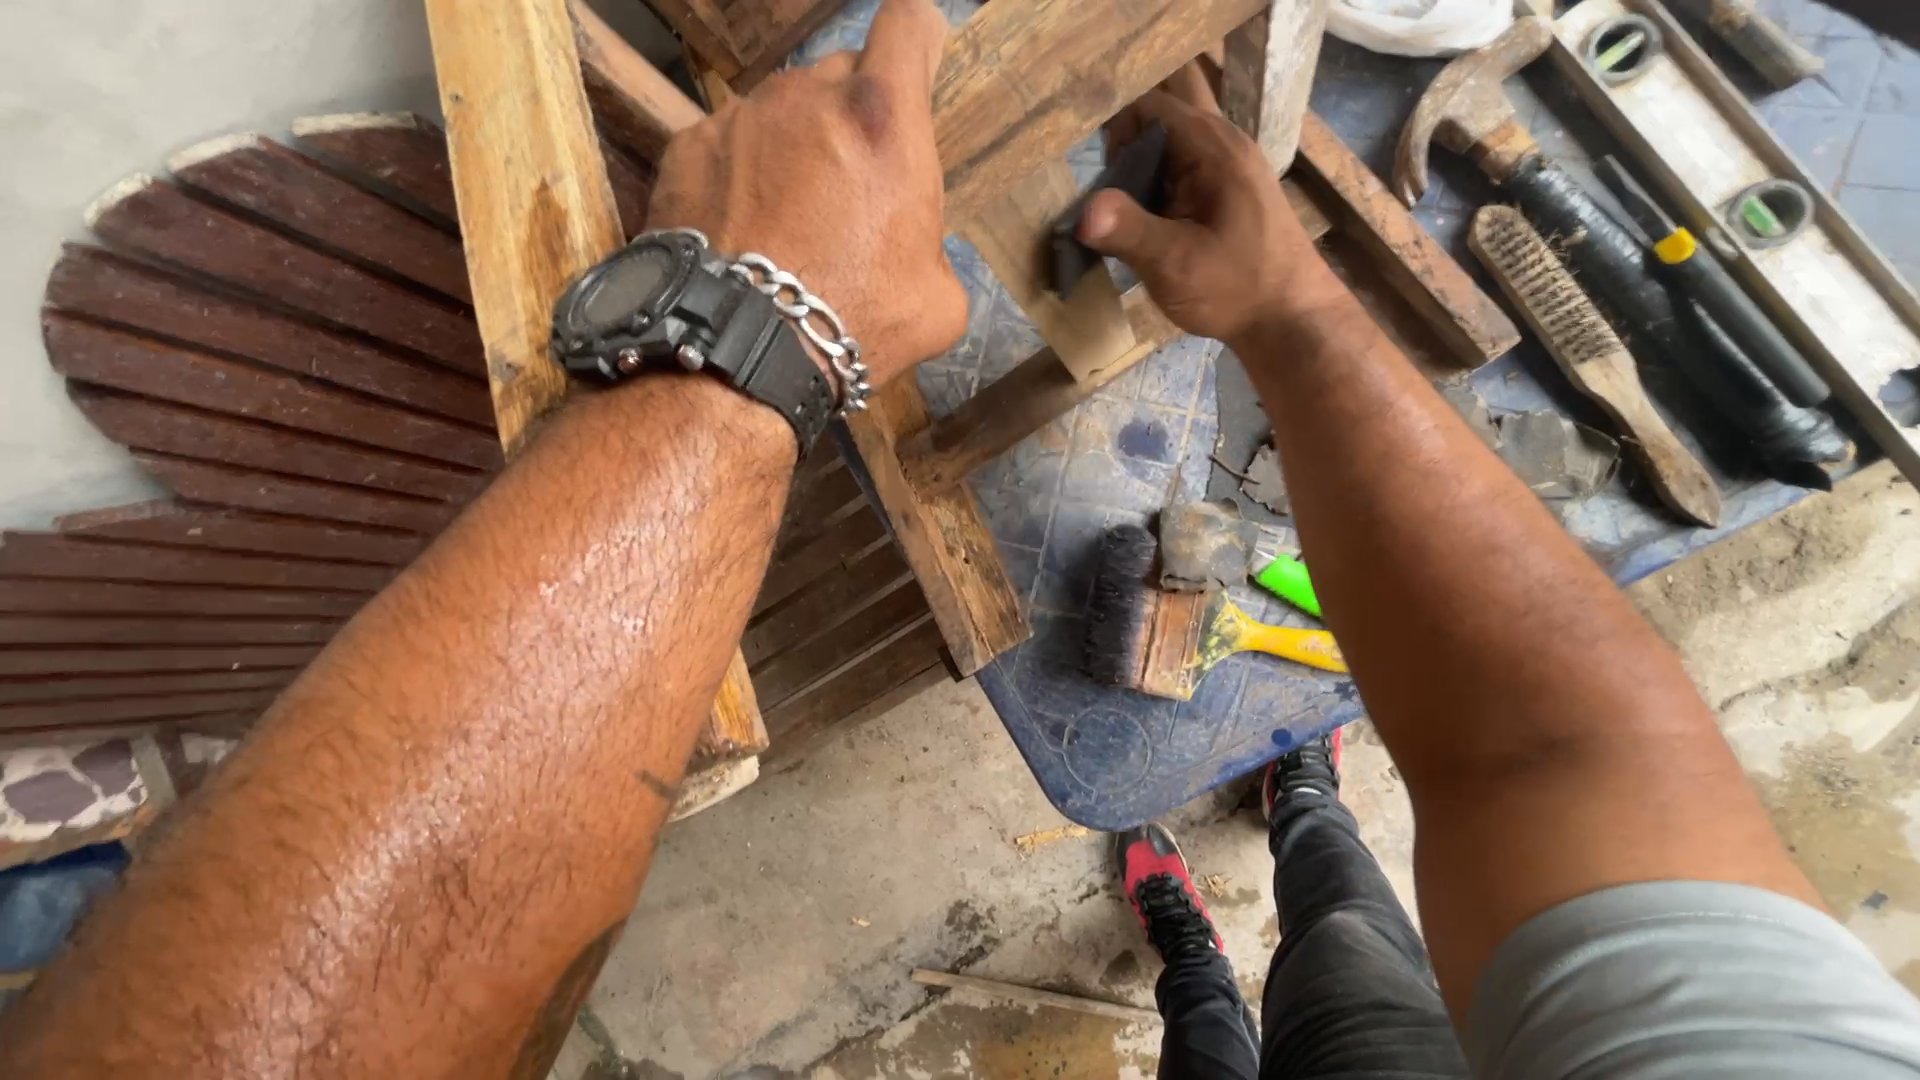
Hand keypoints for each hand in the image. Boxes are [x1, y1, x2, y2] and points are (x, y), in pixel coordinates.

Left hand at [647, 0, 967, 386]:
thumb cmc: (856, 323)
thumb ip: (937, 250)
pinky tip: (744, 229)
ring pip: (782, 109)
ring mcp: (741, 117)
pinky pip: (729, 143)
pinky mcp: (688, 147)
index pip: (907, 24)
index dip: (918, 35)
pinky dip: (742, 173)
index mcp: (882, 122)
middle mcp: (808, 96)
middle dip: (854, 115)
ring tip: (790, 219)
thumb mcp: (939, 303)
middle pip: (842, 73)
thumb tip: (915, 250)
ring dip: (796, 146)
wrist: (743, 350)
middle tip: (853, 183)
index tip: (918, 55)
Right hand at [1078, 64, 1338, 343]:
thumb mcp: (1175, 264)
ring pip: (1168, 143)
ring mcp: (1226, 167)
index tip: (1095, 171)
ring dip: (1139, 167)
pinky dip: (1154, 185)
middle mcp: (1222, 144)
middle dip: (1127, 140)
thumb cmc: (1236, 289)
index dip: (1115, 128)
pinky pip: (1179, 169)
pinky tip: (1141, 222)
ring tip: (1118, 210)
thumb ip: (1129, 231)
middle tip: (1109, 185)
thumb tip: (1082, 212)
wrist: (1288, 319)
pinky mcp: (1223, 192)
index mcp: (1213, 147)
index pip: (1150, 104)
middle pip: (1161, 115)